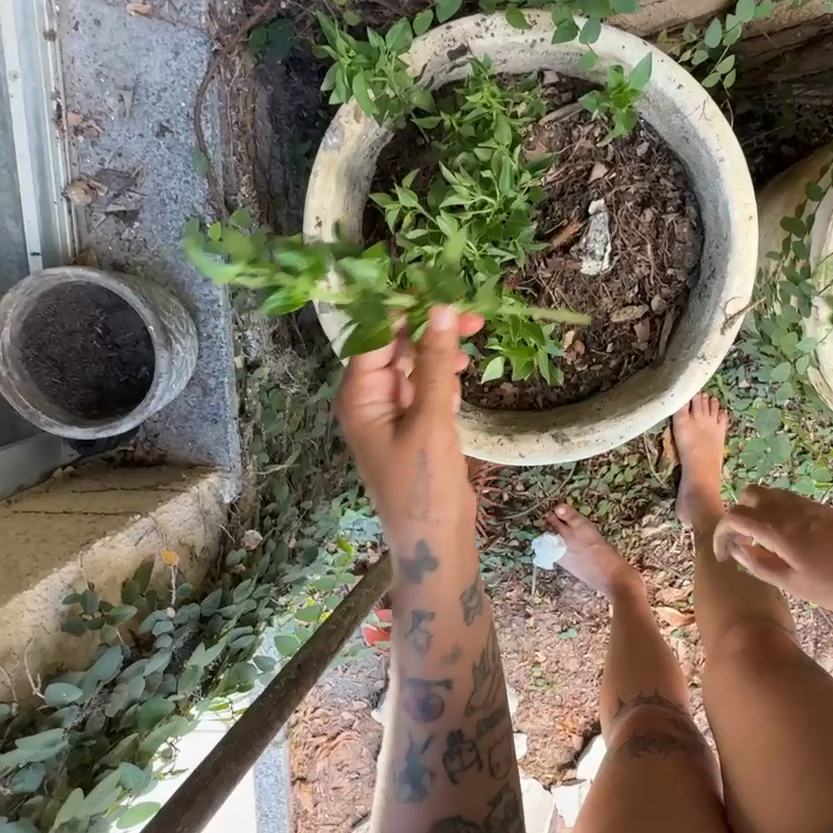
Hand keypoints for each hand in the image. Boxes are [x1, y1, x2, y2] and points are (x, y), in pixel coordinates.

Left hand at [333, 305, 483, 557]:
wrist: (435, 542)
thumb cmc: (425, 485)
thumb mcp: (431, 420)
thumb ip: (434, 363)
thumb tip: (440, 307)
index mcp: (359, 396)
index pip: (376, 335)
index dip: (406, 309)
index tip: (443, 291)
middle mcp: (369, 400)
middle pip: (396, 347)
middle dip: (430, 332)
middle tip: (474, 319)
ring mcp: (391, 415)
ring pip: (414, 367)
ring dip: (439, 359)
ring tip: (467, 365)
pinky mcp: (412, 427)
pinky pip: (423, 390)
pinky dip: (441, 385)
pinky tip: (455, 397)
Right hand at [711, 485, 832, 623]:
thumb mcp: (795, 585)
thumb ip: (760, 565)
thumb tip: (737, 550)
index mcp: (779, 530)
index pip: (735, 516)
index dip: (721, 533)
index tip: (723, 554)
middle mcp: (791, 509)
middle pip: (749, 494)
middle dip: (739, 514)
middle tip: (745, 543)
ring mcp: (810, 506)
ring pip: (771, 493)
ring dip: (759, 511)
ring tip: (766, 542)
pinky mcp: (826, 509)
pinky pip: (791, 500)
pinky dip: (779, 512)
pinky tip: (791, 540)